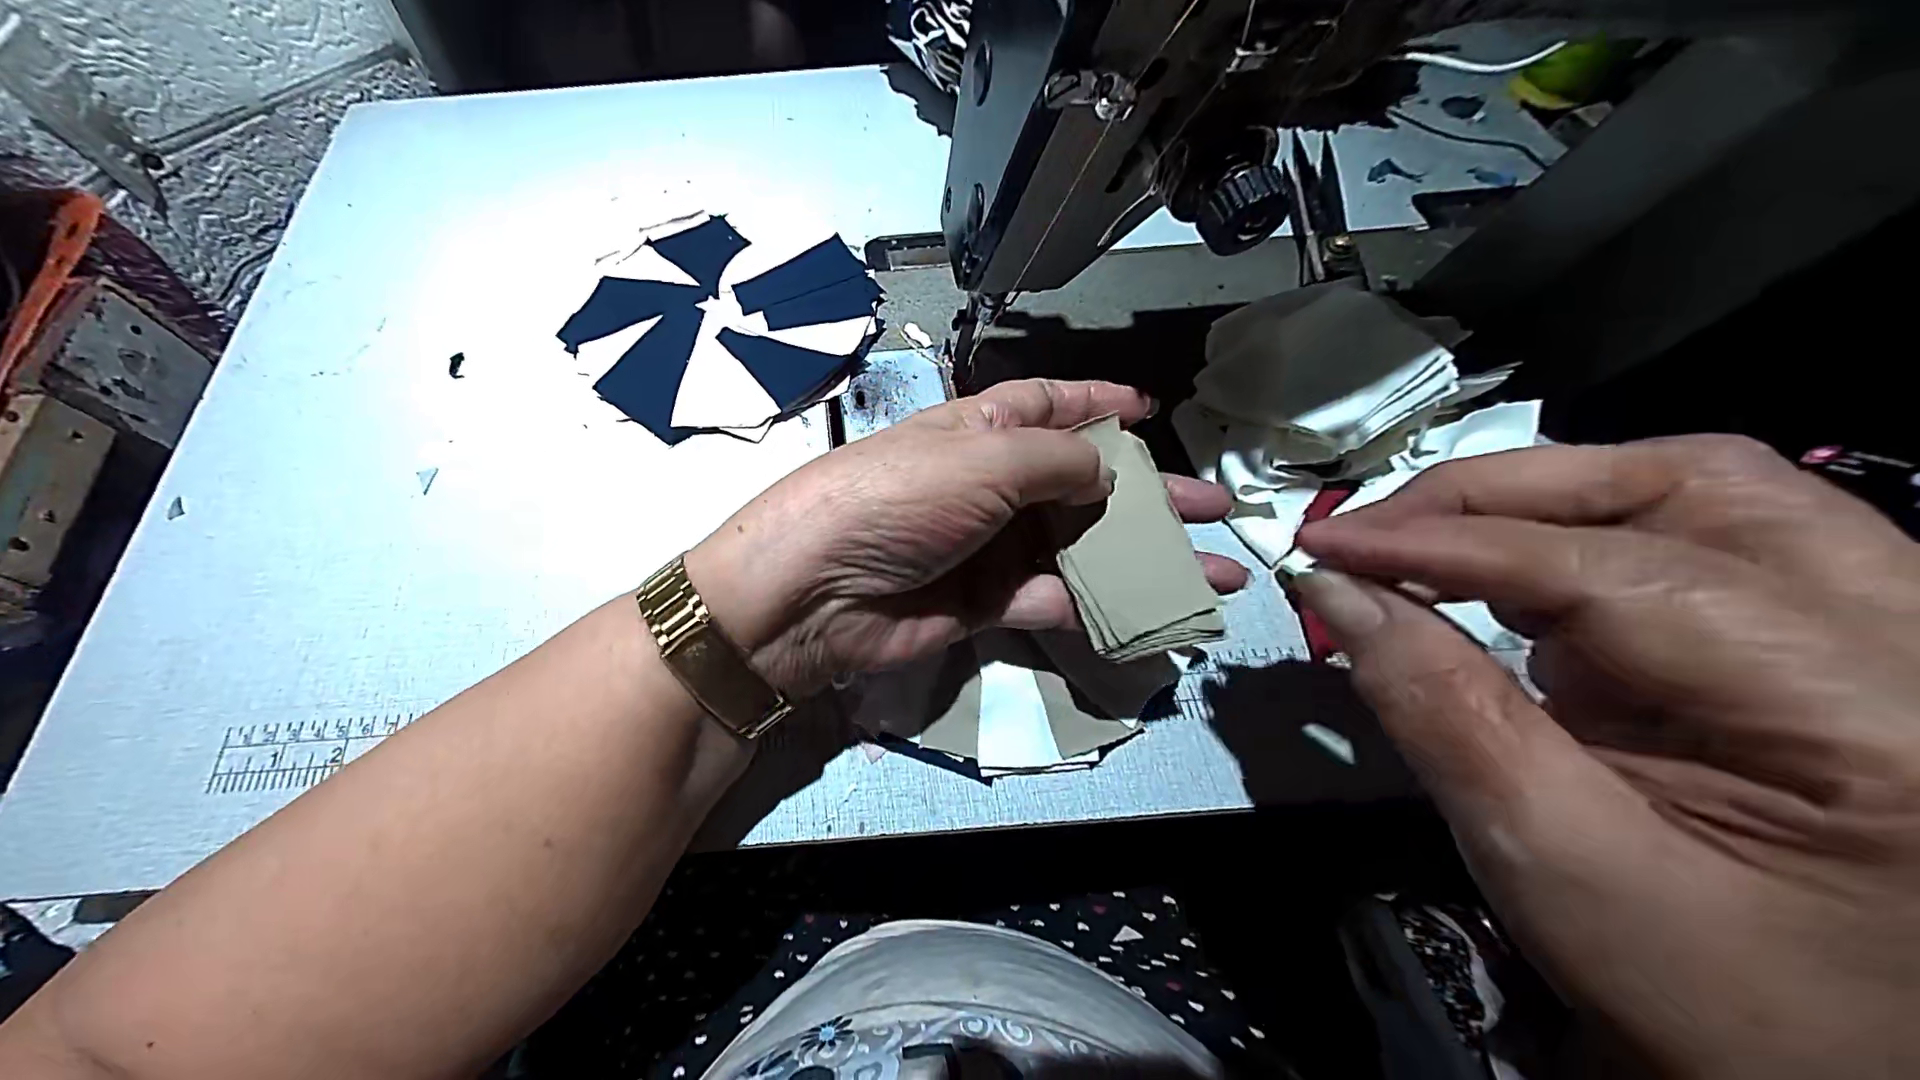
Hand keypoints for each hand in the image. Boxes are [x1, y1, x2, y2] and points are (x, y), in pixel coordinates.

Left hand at [686, 379, 1247, 696]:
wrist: (817, 594)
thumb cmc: (899, 498)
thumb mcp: (982, 459)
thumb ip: (1056, 463)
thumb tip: (1106, 474)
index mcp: (984, 430)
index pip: (1053, 405)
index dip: (1101, 404)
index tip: (1152, 414)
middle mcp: (991, 484)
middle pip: (1082, 483)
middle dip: (1146, 494)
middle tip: (1212, 506)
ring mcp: (991, 546)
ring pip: (1078, 548)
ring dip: (1138, 558)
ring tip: (1208, 569)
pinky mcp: (987, 602)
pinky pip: (1055, 600)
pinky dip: (1098, 606)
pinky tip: (1151, 611)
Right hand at [1291, 436, 1919, 1077]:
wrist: (1824, 1061)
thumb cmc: (1704, 996)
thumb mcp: (1548, 856)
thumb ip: (1437, 707)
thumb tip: (1334, 591)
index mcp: (1876, 717)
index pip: (1612, 574)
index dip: (1445, 545)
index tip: (1324, 545)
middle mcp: (1915, 639)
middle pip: (1681, 486)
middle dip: (1494, 495)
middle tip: (1374, 529)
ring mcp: (1873, 631)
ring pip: (1686, 495)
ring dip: (1530, 504)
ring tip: (1421, 540)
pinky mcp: (1802, 643)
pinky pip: (1673, 542)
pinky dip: (1551, 542)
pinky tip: (1482, 578)